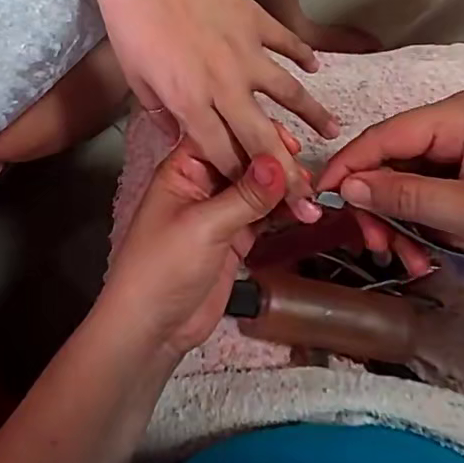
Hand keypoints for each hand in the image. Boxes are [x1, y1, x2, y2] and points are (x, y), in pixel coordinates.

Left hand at [90, 0, 336, 219]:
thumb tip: (179, 138)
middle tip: (311, 192)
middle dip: (289, 171)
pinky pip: (288, 43)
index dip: (246, 182)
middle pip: (263, 136)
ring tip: (333, 132)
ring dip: (312, 115)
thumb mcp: (135, 79)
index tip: (265, 198)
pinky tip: (316, 67)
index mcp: (190, 103)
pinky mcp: (257, 21)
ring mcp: (246, 51)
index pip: (225, 154)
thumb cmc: (131, 24)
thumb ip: (161, 115)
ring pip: (288, 92)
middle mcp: (225, 85)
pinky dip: (304, 55)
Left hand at [98, 138, 289, 359]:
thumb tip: (278, 163)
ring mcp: (219, 210)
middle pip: (245, 161)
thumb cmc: (160, 269)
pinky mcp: (234, 237)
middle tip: (304, 172)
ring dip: (285, 191)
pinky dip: (284, 214)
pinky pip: (264, 216)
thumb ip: (244, 196)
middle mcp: (202, 183)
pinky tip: (304, 213)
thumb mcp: (203, 226)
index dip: (254, 134)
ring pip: (259, 189)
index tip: (288, 142)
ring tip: (310, 196)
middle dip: (276, 164)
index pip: (222, 136)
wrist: (152, 328)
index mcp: (183, 169)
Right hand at [315, 90, 463, 282]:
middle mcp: (457, 125)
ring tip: (412, 263)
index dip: (349, 166)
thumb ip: (407, 196)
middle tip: (378, 249)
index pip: (385, 136)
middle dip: (380, 207)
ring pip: (407, 185)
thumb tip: (345, 188)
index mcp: (459, 116)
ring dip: (401, 224)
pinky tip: (431, 256)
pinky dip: (423, 227)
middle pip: (392, 162)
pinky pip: (430, 198)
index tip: (320, 199)